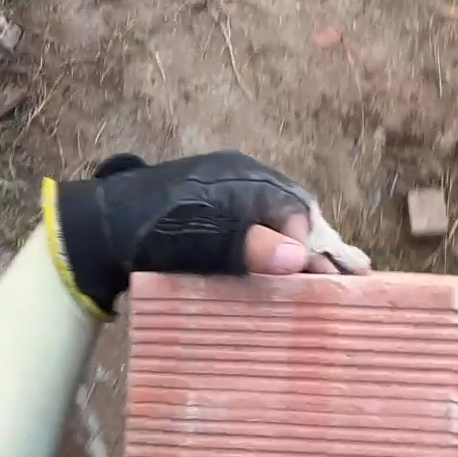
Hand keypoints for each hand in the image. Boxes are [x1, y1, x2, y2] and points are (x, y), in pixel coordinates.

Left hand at [43, 151, 369, 318]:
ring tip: (332, 272)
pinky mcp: (211, 212)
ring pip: (276, 220)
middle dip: (321, 244)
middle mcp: (241, 181)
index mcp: (245, 179)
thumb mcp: (204, 241)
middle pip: (294, 213)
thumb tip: (300, 257)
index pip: (297, 212)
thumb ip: (250, 246)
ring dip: (300, 248)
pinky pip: (255, 227)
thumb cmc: (154, 230)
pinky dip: (275, 247)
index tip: (339, 276)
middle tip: (357, 271)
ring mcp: (225, 194)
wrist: (101, 228)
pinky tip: (285, 267)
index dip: (319, 247)